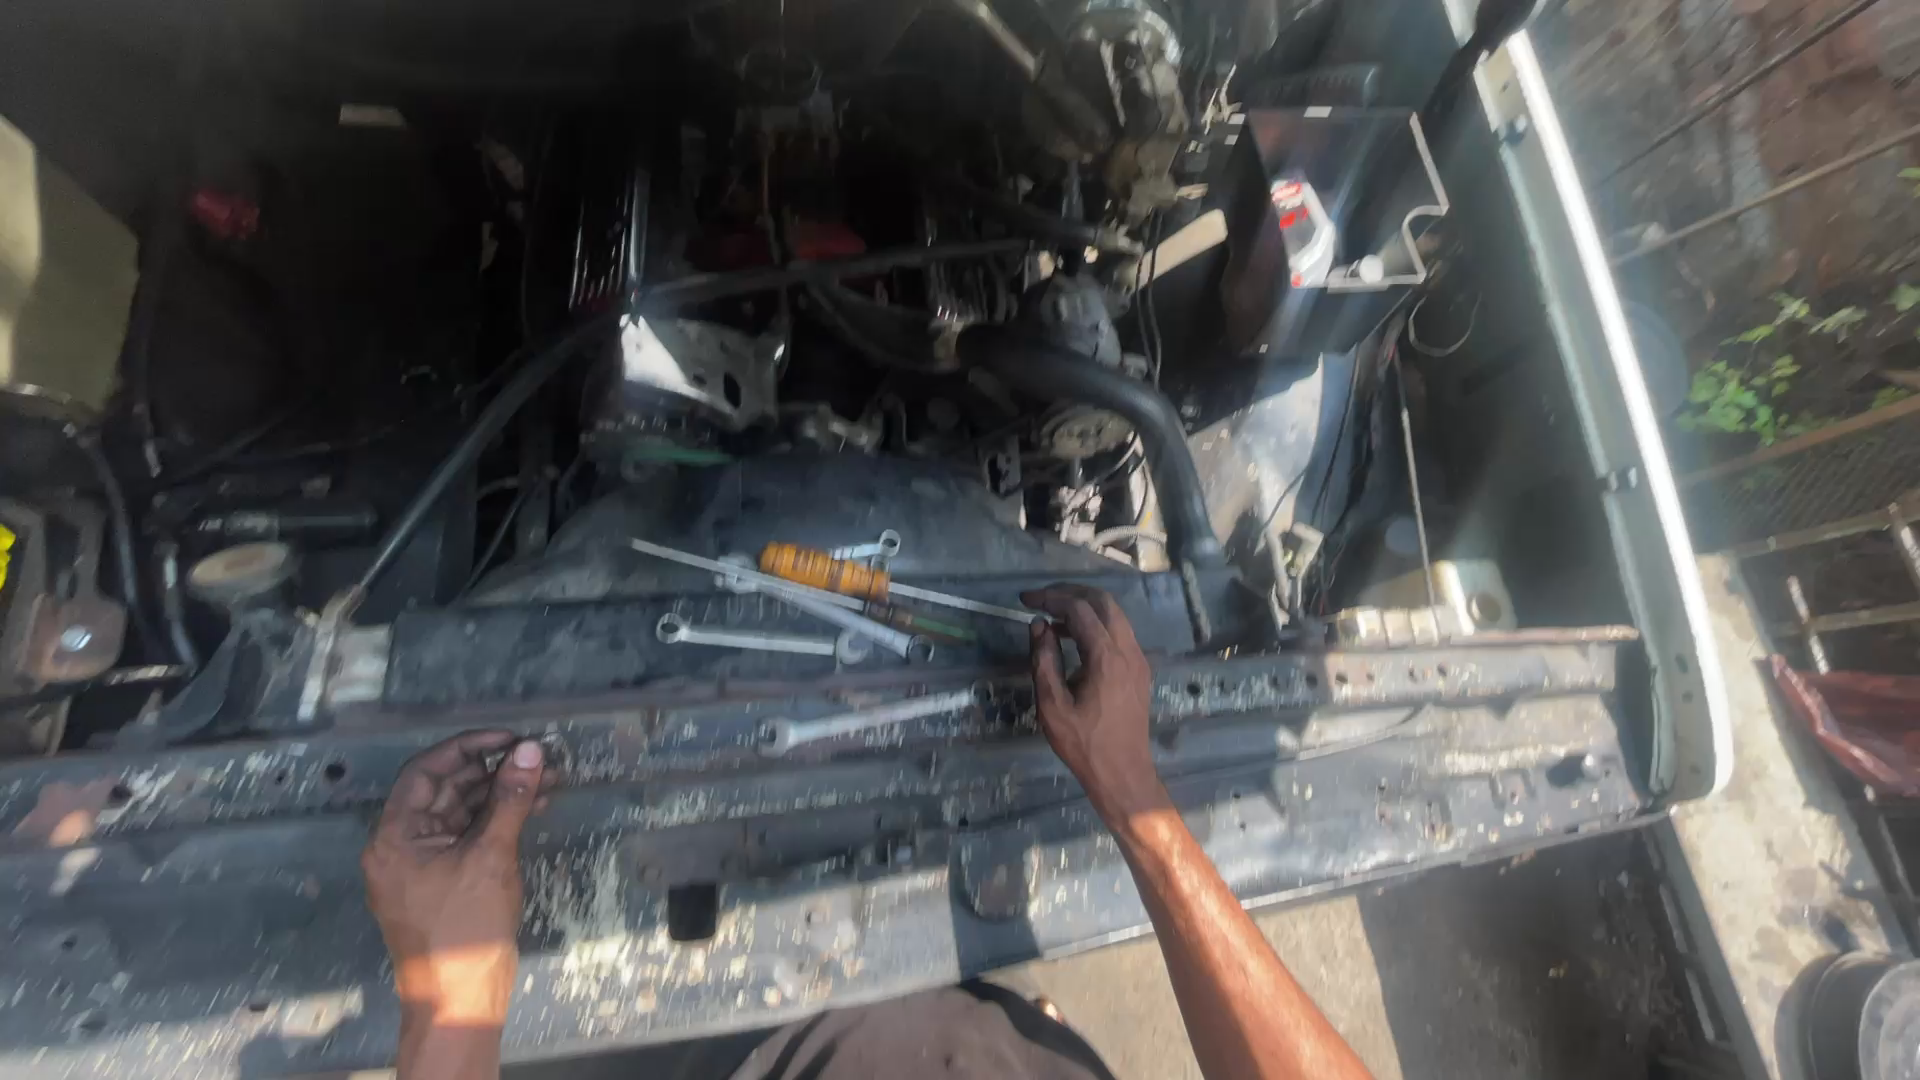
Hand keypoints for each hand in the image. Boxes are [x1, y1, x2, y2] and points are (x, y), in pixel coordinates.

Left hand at [362, 731, 547, 1028]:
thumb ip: (510, 798)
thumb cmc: (465, 922)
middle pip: (449, 787)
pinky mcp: (451, 873)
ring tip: (551, 778)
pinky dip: (504, 815)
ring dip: (506, 791)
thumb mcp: (491, 854)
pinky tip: (538, 805)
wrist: (461, 994)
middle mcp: (405, 843)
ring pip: (467, 808)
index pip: (426, 772)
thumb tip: (530, 748)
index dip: (468, 747)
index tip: (512, 739)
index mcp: (395, 837)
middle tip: (541, 756)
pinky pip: (475, 830)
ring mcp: (428, 860)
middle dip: (496, 769)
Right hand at [1022, 585, 1164, 818]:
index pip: (1079, 609)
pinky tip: (1072, 638)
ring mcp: (1138, 659)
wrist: (1123, 773)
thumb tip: (1038, 625)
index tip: (1025, 600)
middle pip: (1102, 601)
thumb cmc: (1084, 744)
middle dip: (1070, 593)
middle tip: (1041, 599)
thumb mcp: (1052, 706)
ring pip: (1114, 614)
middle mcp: (1128, 651)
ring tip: (1051, 618)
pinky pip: (1118, 631)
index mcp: (1106, 658)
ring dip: (1083, 607)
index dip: (1050, 598)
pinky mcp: (1139, 669)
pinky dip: (1095, 623)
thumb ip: (1043, 660)